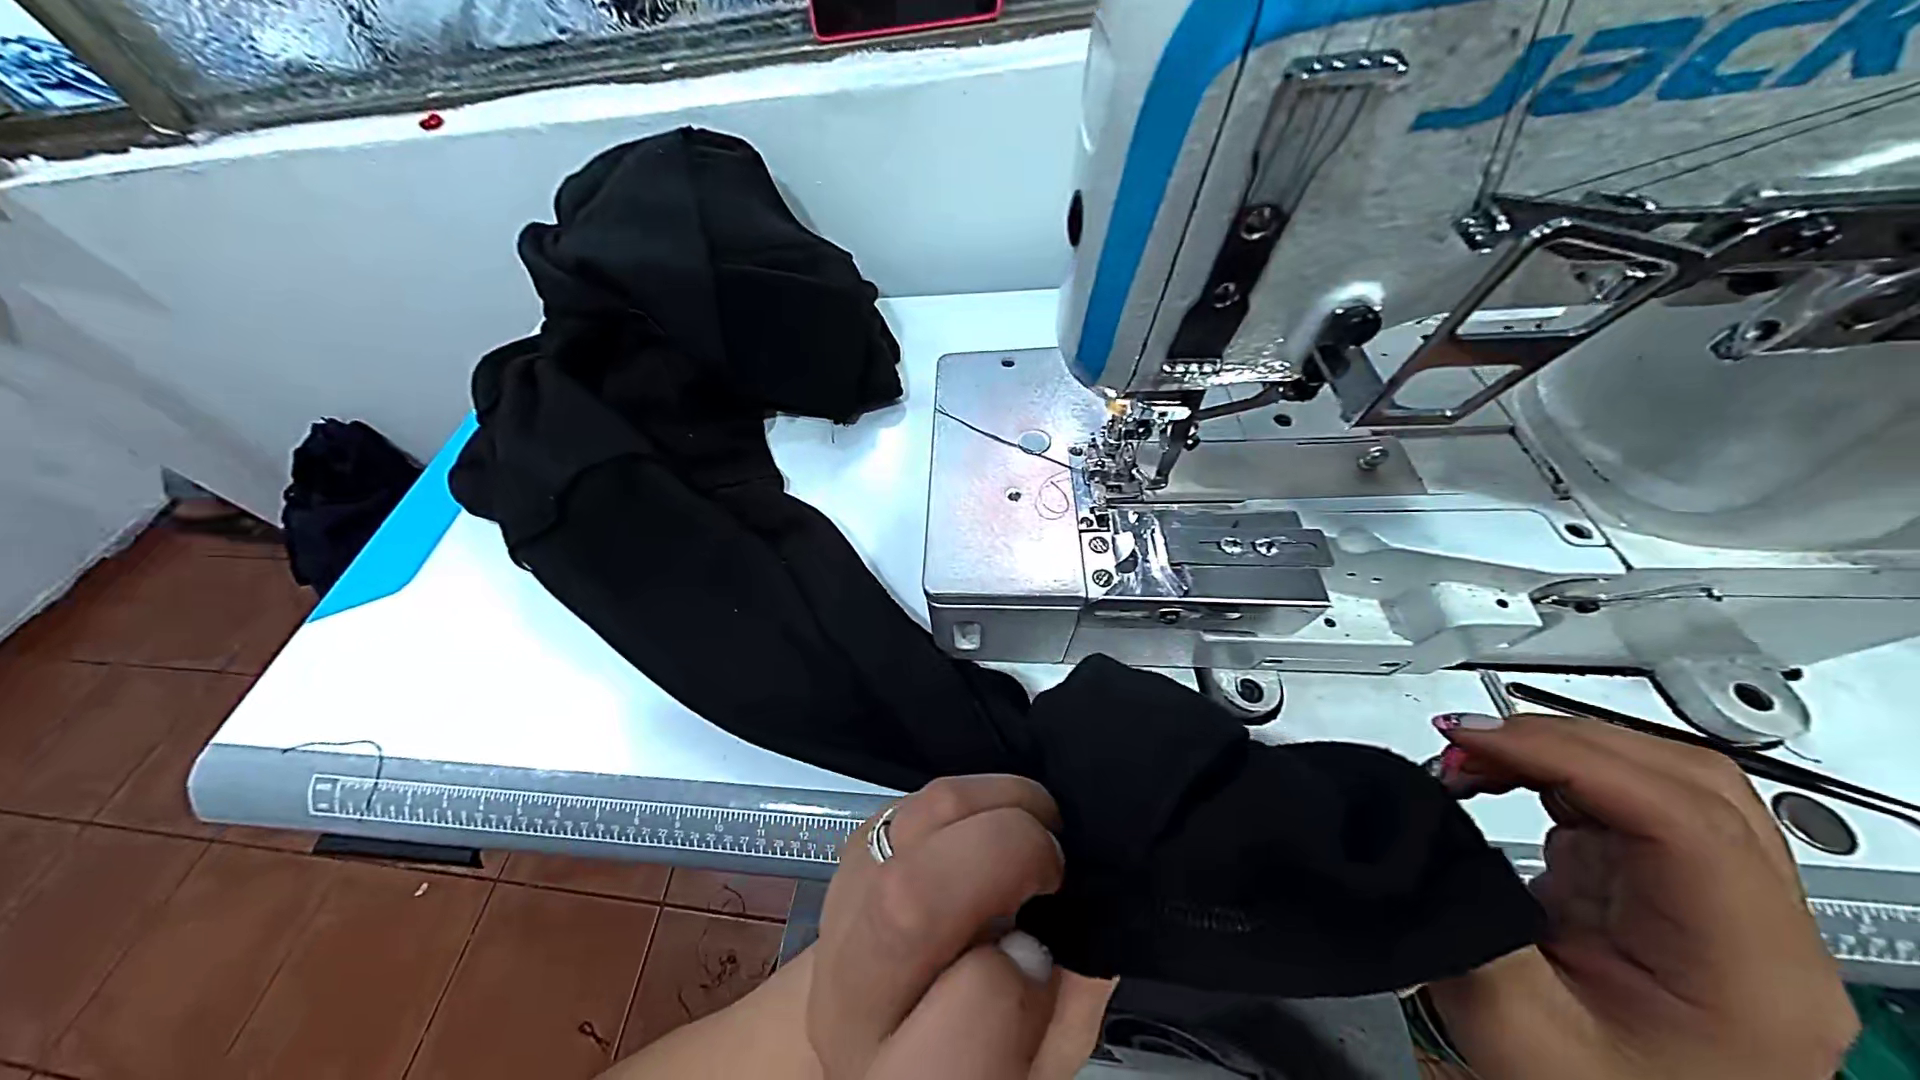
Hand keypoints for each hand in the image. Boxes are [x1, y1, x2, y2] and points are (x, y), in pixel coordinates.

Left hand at [807, 776, 1116, 1079]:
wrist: (876, 1025)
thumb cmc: (959, 1055)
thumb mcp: (1035, 1065)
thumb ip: (1071, 1004)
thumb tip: (1093, 924)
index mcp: (905, 1072)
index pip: (976, 996)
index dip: (1032, 964)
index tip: (1048, 955)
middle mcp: (854, 986)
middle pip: (916, 892)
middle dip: (1011, 849)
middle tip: (1052, 864)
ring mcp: (844, 904)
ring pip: (916, 818)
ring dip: (996, 804)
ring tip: (1033, 831)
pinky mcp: (853, 851)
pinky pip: (913, 800)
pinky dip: (970, 802)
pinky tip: (990, 829)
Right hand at [1424, 712, 1857, 1079]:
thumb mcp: (1512, 1024)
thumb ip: (1474, 918)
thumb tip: (1431, 824)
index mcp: (1750, 975)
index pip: (1683, 818)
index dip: (1568, 756)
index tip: (1473, 739)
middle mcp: (1759, 931)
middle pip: (1687, 783)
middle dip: (1560, 741)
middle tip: (1465, 743)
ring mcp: (1720, 905)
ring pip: (1660, 778)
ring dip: (1556, 749)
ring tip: (1473, 757)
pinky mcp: (1668, 888)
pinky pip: (1622, 797)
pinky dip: (1552, 769)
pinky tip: (1501, 775)